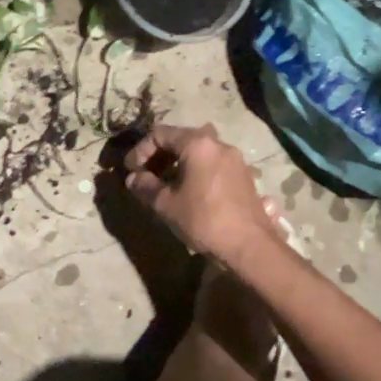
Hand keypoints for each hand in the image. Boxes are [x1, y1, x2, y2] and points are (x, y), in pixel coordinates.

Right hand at [123, 124, 277, 262]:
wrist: (250, 246)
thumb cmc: (204, 220)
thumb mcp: (167, 204)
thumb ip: (146, 186)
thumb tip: (133, 178)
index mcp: (198, 144)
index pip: (160, 134)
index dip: (141, 149)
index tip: (131, 170)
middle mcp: (218, 144)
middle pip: (181, 139)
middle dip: (159, 155)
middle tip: (145, 176)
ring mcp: (234, 159)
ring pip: (198, 151)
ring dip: (177, 163)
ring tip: (165, 185)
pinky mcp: (243, 175)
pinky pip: (212, 163)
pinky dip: (195, 170)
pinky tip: (188, 192)